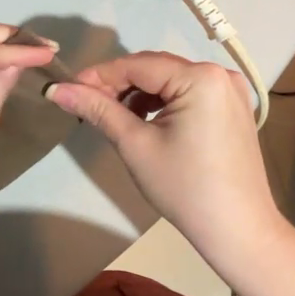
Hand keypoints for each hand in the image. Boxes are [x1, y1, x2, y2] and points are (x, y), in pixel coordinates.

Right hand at [45, 52, 285, 249]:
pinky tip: (144, 122)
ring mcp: (230, 90)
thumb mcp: (135, 145)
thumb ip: (97, 109)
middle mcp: (220, 74)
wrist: (238, 230)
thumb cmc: (185, 188)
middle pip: (155, 68)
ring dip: (138, 93)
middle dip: (118, 84)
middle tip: (85, 104)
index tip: (67, 89)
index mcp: (200, 77)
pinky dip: (162, 102)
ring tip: (113, 117)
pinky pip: (188, 92)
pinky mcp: (233, 108)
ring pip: (170, 80)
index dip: (98, 75)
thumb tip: (56, 89)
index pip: (136, 65)